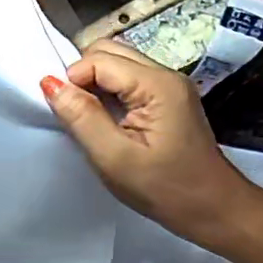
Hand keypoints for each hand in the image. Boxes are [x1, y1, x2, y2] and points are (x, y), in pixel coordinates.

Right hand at [41, 40, 254, 244]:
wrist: (213, 210)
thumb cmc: (164, 189)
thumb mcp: (114, 158)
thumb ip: (81, 117)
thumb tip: (50, 82)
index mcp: (157, 85)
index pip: (99, 60)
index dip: (74, 81)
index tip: (67, 114)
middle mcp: (165, 74)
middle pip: (108, 51)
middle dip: (82, 76)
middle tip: (76, 115)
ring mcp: (168, 84)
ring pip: (116, 62)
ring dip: (94, 84)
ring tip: (91, 119)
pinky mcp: (167, 96)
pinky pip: (127, 79)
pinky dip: (108, 92)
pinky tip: (107, 120)